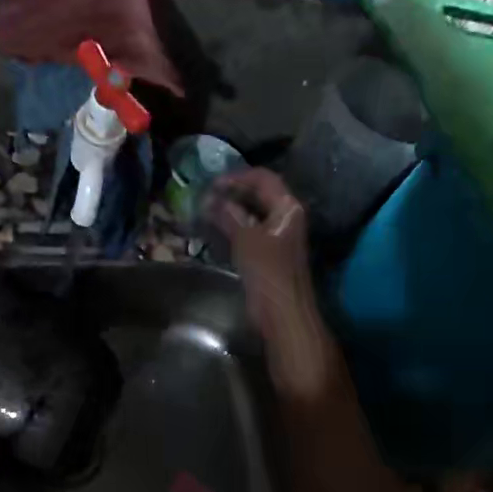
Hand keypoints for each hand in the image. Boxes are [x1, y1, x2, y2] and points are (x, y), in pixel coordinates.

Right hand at [206, 169, 333, 395]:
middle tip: (204, 195)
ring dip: (231, 210)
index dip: (237, 176)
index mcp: (288, 208)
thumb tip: (210, 199)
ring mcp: (279, 237)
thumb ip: (228, 215)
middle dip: (232, 192)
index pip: (263, 178)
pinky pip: (250, 231)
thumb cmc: (269, 273)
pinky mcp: (270, 254)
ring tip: (204, 210)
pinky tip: (214, 229)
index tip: (210, 183)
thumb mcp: (246, 239)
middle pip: (259, 194)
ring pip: (253, 214)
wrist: (283, 315)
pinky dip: (233, 227)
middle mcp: (286, 217)